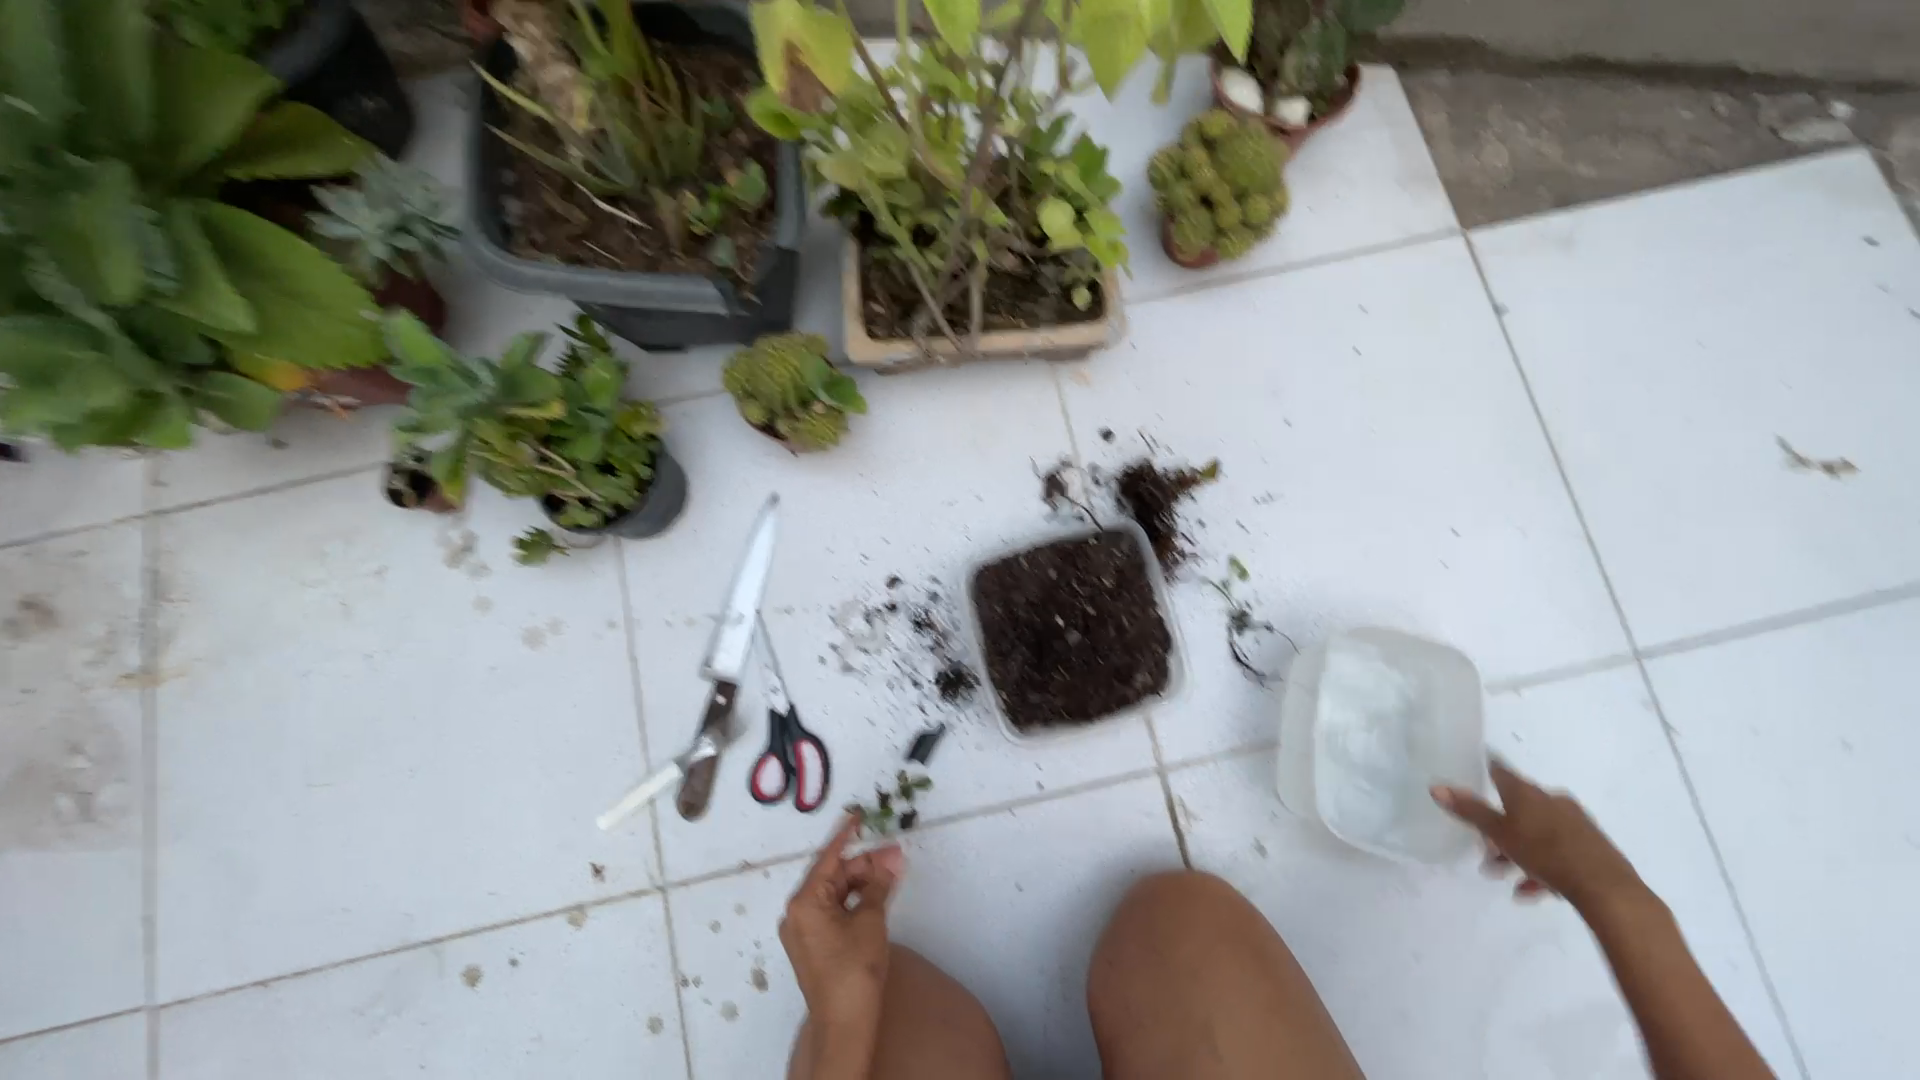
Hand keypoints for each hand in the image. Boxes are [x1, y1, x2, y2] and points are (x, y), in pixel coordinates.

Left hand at [779, 812, 905, 1028]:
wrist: (845, 1023)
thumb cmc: (854, 968)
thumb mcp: (870, 920)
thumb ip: (878, 884)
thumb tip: (891, 859)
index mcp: (804, 902)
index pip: (827, 858)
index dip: (845, 836)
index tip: (857, 815)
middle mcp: (798, 913)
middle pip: (833, 876)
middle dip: (864, 864)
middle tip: (895, 855)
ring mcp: (805, 931)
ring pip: (836, 893)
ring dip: (862, 882)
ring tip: (892, 873)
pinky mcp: (815, 945)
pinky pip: (835, 910)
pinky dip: (855, 900)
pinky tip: (877, 894)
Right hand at [1432, 760, 1643, 911]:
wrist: (1608, 890)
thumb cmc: (1546, 854)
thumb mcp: (1499, 833)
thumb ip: (1469, 811)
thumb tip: (1436, 786)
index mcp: (1529, 793)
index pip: (1500, 772)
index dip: (1486, 769)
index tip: (1475, 769)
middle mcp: (1553, 801)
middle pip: (1517, 809)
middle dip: (1498, 830)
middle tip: (1486, 852)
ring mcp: (1576, 824)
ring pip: (1536, 833)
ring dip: (1517, 853)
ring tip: (1506, 878)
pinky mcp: (1593, 848)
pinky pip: (1556, 851)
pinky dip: (1540, 867)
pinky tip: (1531, 891)